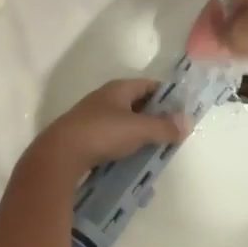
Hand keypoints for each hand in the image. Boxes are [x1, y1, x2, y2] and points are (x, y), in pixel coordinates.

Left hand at [25, 78, 186, 176]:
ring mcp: (94, 118)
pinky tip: (132, 161)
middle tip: (172, 135)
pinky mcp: (86, 138)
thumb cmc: (102, 133)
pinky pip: (113, 140)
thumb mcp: (139, 129)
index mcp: (118, 89)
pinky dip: (126, 147)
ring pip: (125, 124)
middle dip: (155, 119)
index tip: (181, 112)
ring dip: (141, 135)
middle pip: (138, 105)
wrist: (60, 154)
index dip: (167, 96)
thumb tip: (187, 122)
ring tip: (155, 151)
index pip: (149, 85)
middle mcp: (105, 99)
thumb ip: (164, 126)